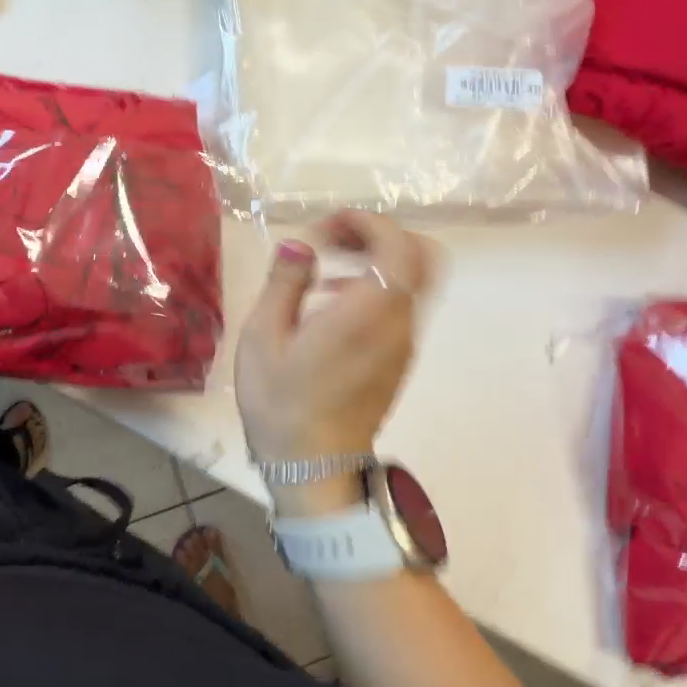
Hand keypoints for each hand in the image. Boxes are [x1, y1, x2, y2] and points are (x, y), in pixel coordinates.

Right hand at [235, 211, 437, 511]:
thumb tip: (299, 244)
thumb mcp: (264, 336)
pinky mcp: (396, 359)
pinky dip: (373, 287)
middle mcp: (398, 323)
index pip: (397, 246)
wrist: (312, 464)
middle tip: (329, 241)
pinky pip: (400, 305)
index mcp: (366, 313)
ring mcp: (403, 343)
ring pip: (414, 280)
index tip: (320, 229)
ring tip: (318, 272)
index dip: (366, 223)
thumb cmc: (279, 399)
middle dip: (379, 236)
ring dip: (375, 261)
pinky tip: (326, 305)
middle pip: (422, 257)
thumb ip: (285, 284)